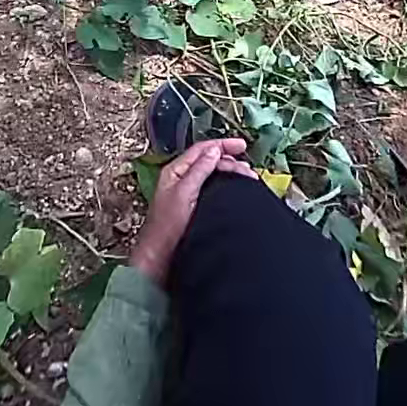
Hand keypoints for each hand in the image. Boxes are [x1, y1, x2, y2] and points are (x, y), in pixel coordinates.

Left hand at [129, 138, 254, 284]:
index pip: (202, 149)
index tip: (241, 145)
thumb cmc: (165, 230)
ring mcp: (187, 192)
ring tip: (247, 177)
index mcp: (175, 172)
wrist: (159, 260)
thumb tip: (214, 151)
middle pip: (209, 160)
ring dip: (230, 172)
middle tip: (247, 168)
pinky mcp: (195, 206)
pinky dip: (227, 185)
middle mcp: (181, 179)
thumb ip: (198, 171)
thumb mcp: (184, 194)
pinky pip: (214, 187)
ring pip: (213, 174)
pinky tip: (237, 190)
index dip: (223, 145)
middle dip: (230, 160)